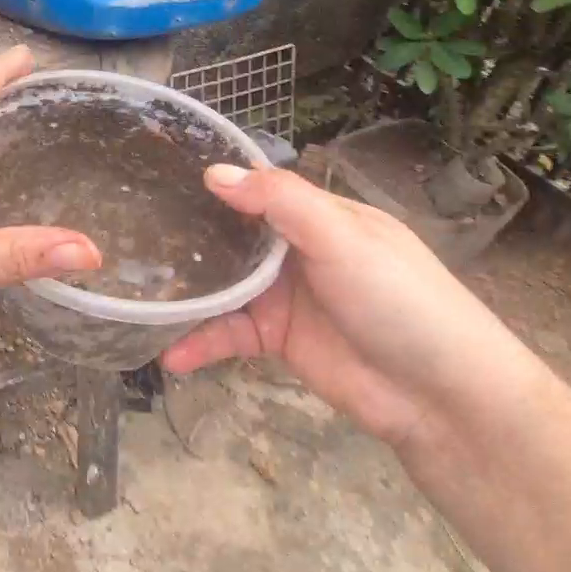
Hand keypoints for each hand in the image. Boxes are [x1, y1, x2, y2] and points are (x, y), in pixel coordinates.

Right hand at [163, 166, 537, 449]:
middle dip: (186, 232)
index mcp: (319, 216)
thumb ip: (280, 202)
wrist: (444, 401)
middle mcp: (296, 250)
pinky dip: (199, 343)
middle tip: (126, 227)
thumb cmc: (402, 302)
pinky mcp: (276, 339)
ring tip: (138, 292)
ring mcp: (284, 296)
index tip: (157, 170)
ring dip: (186, 290)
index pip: (258, 187)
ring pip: (221, 283)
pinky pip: (227, 334)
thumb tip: (212, 172)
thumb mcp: (344, 239)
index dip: (215, 178)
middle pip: (230, 233)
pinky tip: (170, 353)